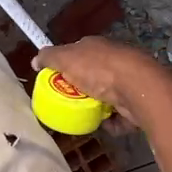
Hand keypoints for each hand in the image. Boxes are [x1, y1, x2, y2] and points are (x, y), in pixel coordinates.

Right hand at [34, 36, 171, 123]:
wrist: (137, 88)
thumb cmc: (98, 70)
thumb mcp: (65, 59)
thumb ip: (48, 57)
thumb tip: (35, 60)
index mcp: (95, 46)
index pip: (77, 52)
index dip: (66, 64)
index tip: (57, 80)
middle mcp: (113, 60)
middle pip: (92, 75)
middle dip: (81, 89)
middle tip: (69, 101)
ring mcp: (127, 80)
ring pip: (106, 95)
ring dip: (96, 107)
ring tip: (85, 115)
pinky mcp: (136, 102)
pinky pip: (119, 115)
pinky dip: (112, 122)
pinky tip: (104, 125)